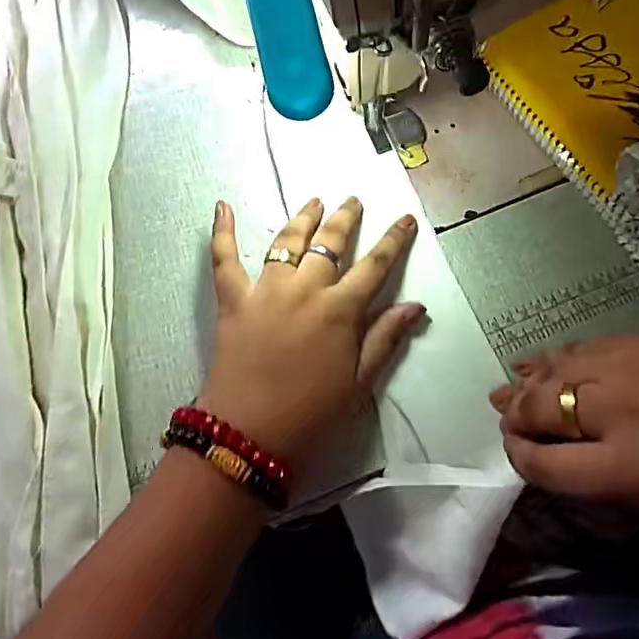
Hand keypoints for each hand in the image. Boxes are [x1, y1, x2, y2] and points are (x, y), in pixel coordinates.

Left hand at [203, 197, 422, 468]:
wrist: (248, 438)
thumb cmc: (312, 415)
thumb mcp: (359, 382)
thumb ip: (386, 338)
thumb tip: (417, 305)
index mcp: (339, 310)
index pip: (375, 266)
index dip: (394, 240)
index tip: (406, 219)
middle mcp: (305, 290)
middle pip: (329, 243)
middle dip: (345, 218)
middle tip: (353, 200)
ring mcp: (266, 292)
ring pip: (286, 242)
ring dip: (303, 219)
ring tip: (314, 202)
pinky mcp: (233, 302)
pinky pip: (225, 260)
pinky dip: (222, 232)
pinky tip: (222, 208)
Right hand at [490, 334, 638, 523]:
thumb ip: (592, 477)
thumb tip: (542, 452)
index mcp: (630, 468)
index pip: (546, 463)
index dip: (520, 458)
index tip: (512, 453)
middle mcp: (623, 409)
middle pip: (542, 407)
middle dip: (516, 417)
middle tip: (504, 421)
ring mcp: (633, 364)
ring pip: (556, 368)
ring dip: (529, 382)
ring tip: (508, 390)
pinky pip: (584, 347)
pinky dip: (558, 358)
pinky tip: (539, 362)